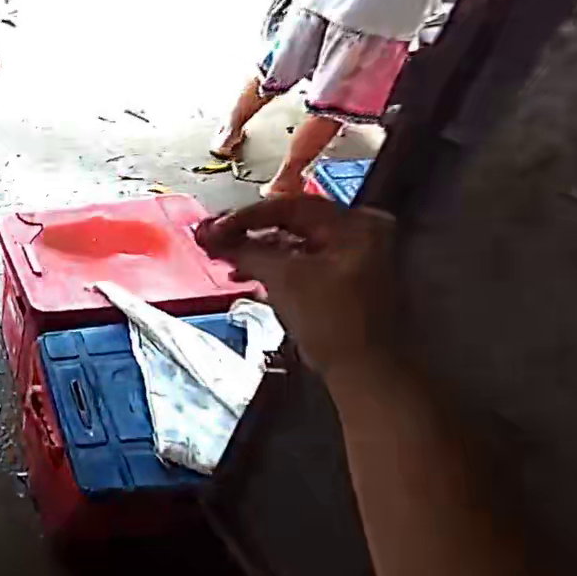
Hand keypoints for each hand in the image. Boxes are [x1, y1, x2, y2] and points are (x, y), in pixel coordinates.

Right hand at [194, 197, 398, 378]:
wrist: (368, 369)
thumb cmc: (332, 319)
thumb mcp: (285, 279)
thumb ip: (246, 251)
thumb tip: (208, 234)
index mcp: (354, 225)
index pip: (290, 206)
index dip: (244, 216)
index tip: (210, 229)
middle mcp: (358, 232)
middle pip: (291, 222)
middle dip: (247, 231)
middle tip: (212, 240)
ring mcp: (351, 256)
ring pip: (291, 242)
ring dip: (254, 249)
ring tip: (222, 258)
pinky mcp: (340, 278)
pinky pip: (297, 260)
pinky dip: (269, 264)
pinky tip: (244, 273)